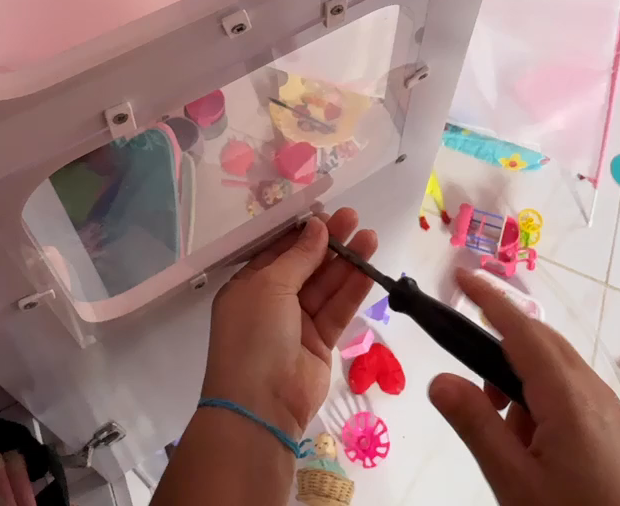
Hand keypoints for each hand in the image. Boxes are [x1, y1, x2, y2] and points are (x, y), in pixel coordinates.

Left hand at [200, 209, 377, 436]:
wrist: (261, 406)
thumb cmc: (254, 335)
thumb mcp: (270, 286)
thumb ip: (298, 256)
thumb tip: (318, 227)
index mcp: (249, 285)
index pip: (278, 250)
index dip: (302, 231)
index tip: (327, 213)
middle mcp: (271, 301)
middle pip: (305, 264)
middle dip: (329, 242)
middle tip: (354, 217)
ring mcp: (296, 323)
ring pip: (325, 285)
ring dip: (347, 262)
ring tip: (370, 236)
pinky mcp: (320, 343)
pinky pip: (337, 309)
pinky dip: (352, 289)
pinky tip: (370, 268)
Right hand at [428, 271, 619, 505]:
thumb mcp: (516, 484)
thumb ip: (476, 426)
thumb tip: (438, 378)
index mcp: (565, 392)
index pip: (519, 327)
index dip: (488, 297)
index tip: (459, 274)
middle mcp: (591, 388)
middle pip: (539, 340)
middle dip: (500, 338)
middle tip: (466, 365)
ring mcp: (610, 410)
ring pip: (555, 368)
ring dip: (520, 378)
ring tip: (499, 427)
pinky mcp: (618, 432)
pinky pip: (572, 392)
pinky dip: (541, 399)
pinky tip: (532, 445)